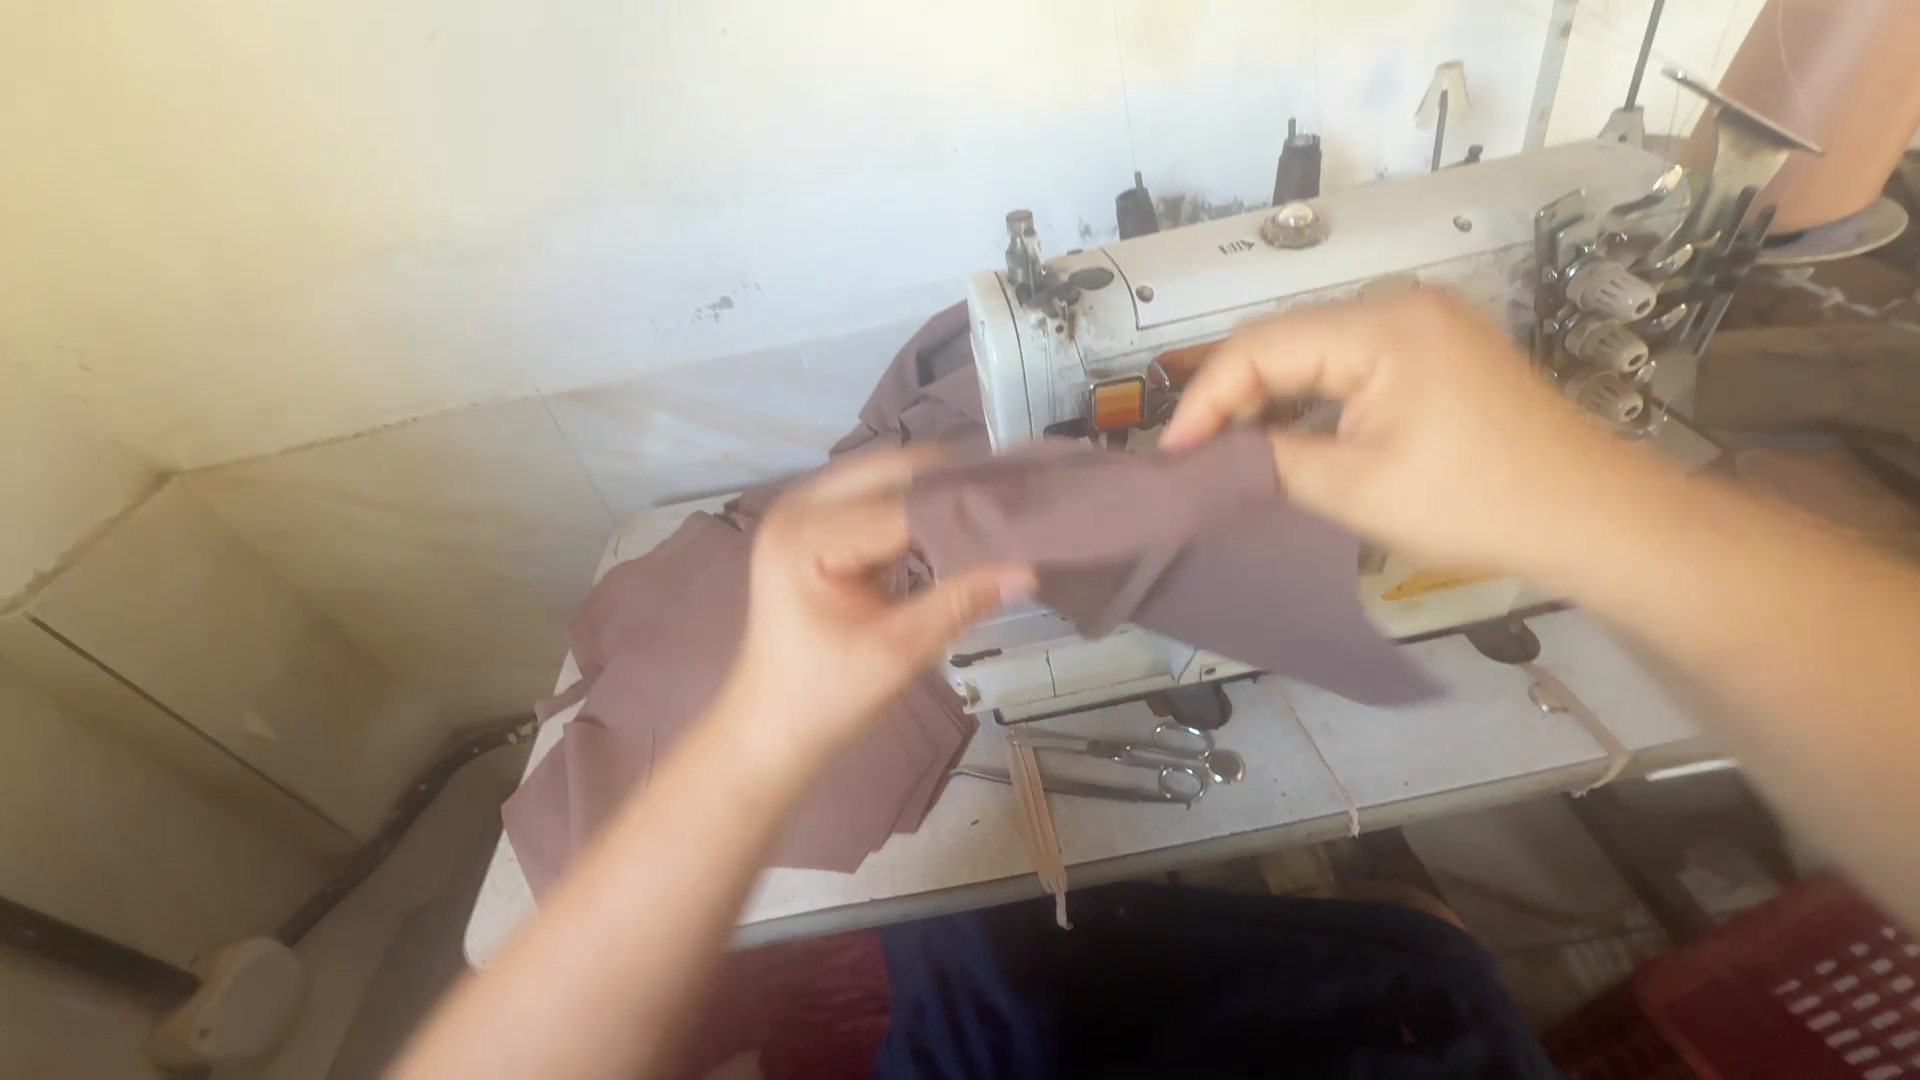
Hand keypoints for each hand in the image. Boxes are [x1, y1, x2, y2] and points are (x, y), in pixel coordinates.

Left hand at [713, 448, 1033, 764]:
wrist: (770, 726)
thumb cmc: (825, 697)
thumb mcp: (899, 652)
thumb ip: (959, 603)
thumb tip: (1026, 571)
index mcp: (806, 538)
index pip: (899, 507)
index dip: (961, 510)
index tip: (1018, 513)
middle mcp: (797, 509)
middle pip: (888, 470)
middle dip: (948, 484)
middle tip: (1008, 502)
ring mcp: (800, 513)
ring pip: (882, 477)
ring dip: (931, 492)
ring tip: (989, 511)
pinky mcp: (812, 525)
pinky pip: (871, 497)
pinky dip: (912, 507)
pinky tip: (951, 526)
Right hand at [1161, 289, 1635, 573]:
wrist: (1594, 520)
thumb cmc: (1474, 503)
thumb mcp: (1352, 486)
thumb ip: (1268, 460)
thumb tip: (1208, 456)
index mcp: (1381, 326)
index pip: (1258, 346)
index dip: (1204, 400)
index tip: (1173, 456)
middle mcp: (1398, 307)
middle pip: (1281, 343)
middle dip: (1230, 401)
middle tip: (1195, 459)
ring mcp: (1420, 326)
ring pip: (1308, 355)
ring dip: (1263, 402)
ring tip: (1228, 453)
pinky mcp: (1431, 353)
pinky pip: (1343, 368)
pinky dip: (1305, 402)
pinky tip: (1282, 438)